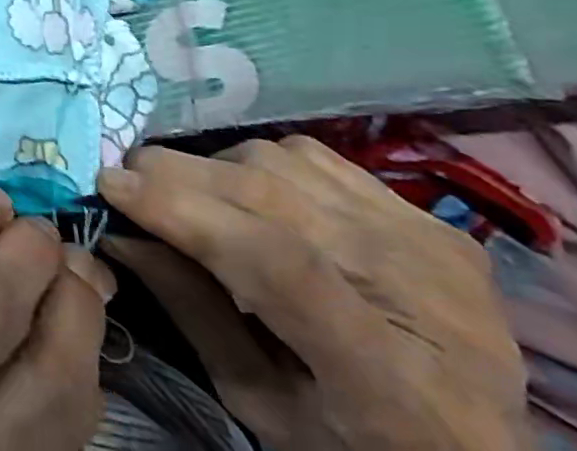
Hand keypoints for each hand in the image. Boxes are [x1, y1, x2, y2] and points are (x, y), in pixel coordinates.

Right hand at [98, 137, 531, 450]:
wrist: (467, 446)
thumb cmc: (347, 440)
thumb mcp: (257, 401)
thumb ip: (189, 310)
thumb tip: (118, 232)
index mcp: (389, 374)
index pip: (276, 261)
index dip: (182, 210)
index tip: (109, 184)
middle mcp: (426, 294)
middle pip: (272, 195)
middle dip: (176, 175)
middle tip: (123, 181)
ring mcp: (433, 246)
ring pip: (281, 160)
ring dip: (211, 167)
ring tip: (186, 195)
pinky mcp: (430, 221)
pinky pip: (313, 155)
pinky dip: (257, 162)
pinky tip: (246, 195)